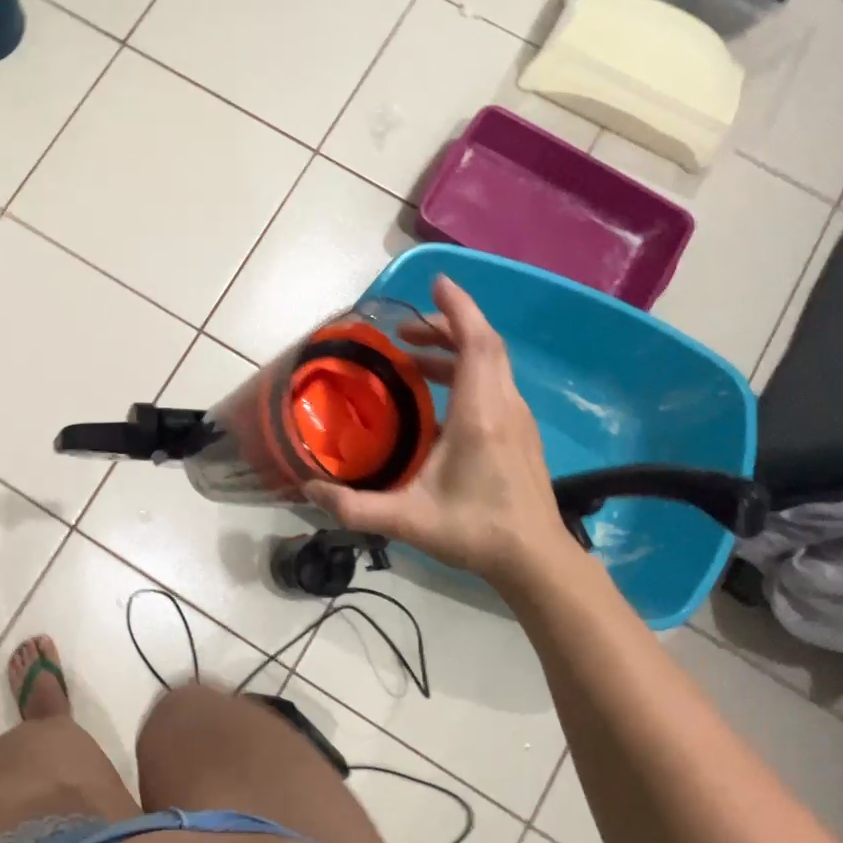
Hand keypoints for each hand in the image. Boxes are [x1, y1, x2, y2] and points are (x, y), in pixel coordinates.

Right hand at [305, 276, 574, 587]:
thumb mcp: (405, 520)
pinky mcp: (518, 434)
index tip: (436, 283)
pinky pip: (493, 384)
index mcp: (480, 416)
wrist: (534, 559)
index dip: (458, 309)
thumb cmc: (474, 532)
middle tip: (403, 329)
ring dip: (455, 349)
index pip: (477, 344)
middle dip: (446, 326)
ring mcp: (516, 420)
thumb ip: (352, 505)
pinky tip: (435, 395)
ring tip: (412, 356)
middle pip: (484, 346)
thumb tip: (307, 486)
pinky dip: (464, 371)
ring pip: (491, 365)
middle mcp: (503, 408)